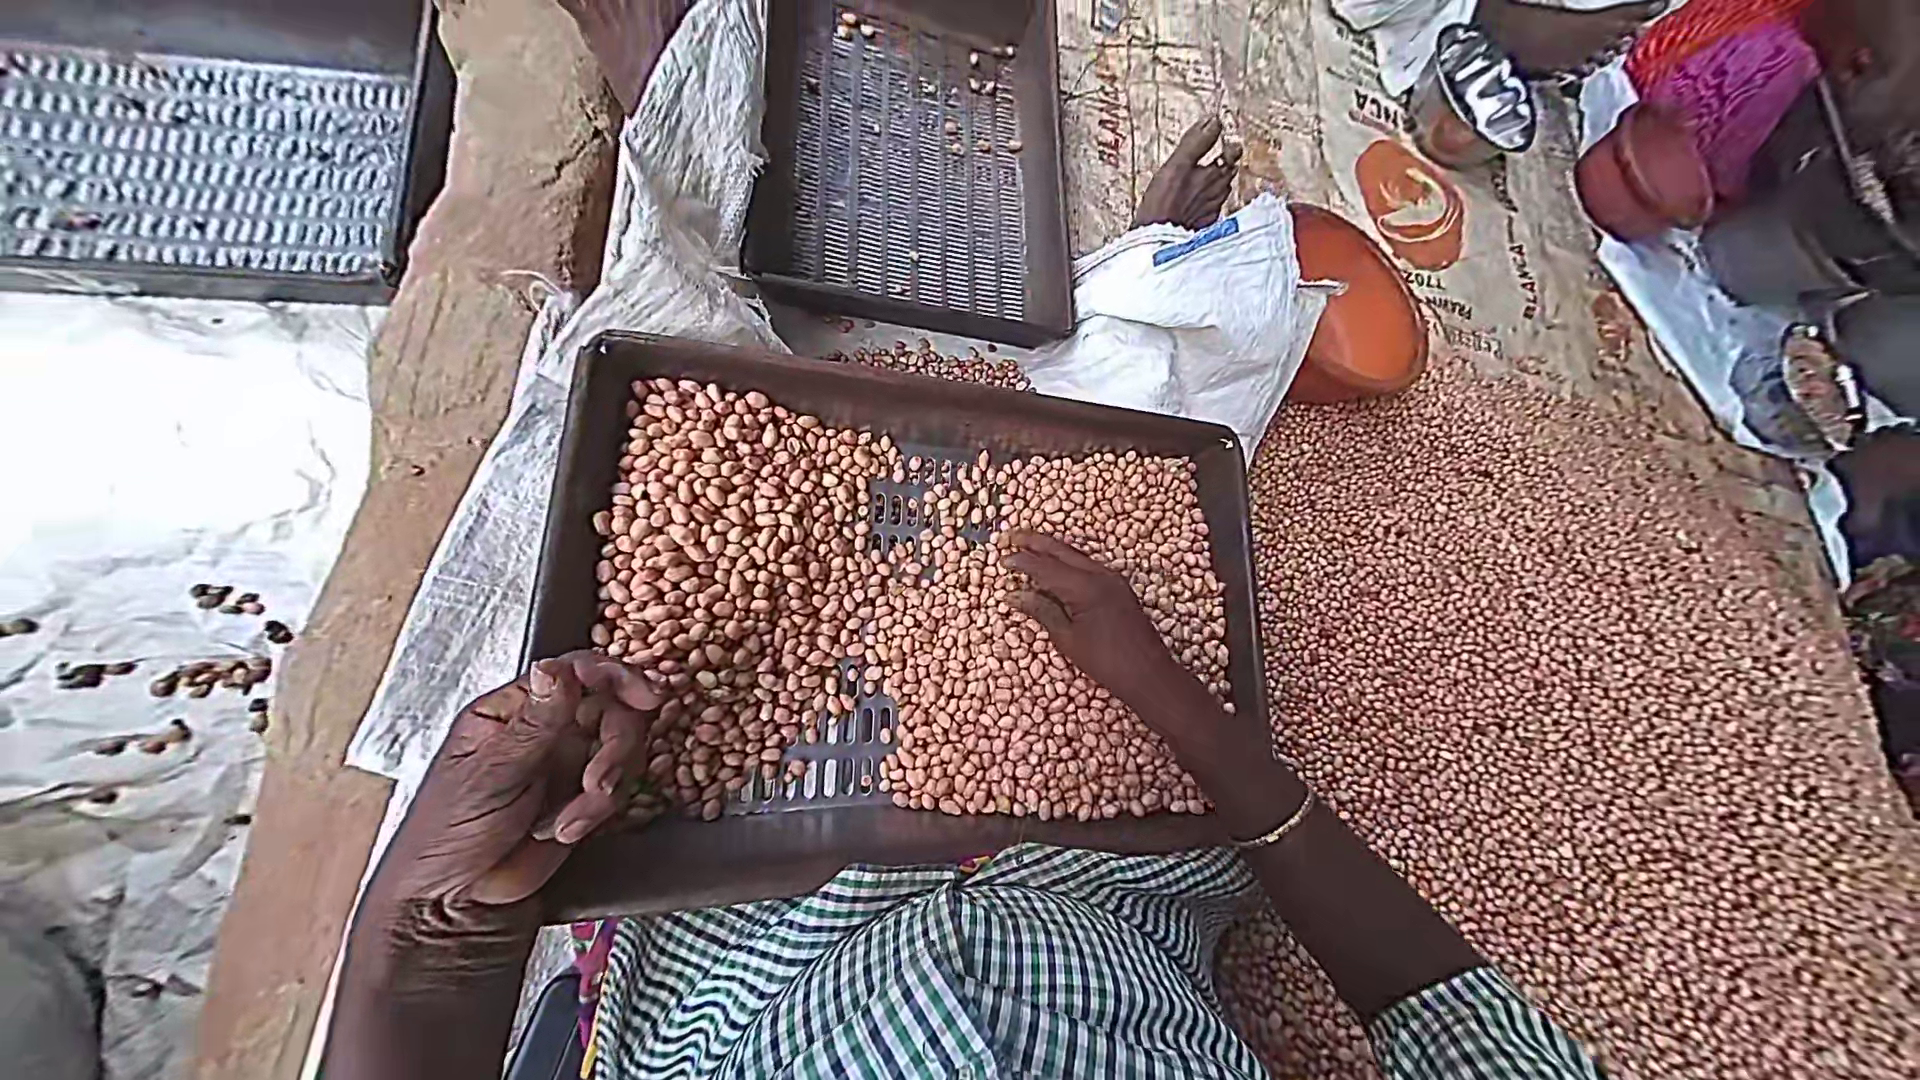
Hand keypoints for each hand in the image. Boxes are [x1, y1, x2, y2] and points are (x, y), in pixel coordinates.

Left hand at [333, 653, 658, 1078]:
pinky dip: (605, 798)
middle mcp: (543, 727)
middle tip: (597, 776)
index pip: (576, 670)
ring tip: (574, 812)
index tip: (649, 693)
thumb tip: (562, 665)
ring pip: (621, 739)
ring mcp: (568, 758)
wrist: (451, 916)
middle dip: (612, 739)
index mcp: (511, 710)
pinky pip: (619, 775)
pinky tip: (576, 823)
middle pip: (609, 703)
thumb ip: (537, 720)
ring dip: (607, 775)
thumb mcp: (491, 776)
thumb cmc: (448, 842)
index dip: (616, 675)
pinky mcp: (586, 791)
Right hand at [999, 530, 1190, 711]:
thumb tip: (1014, 595)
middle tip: (1011, 536)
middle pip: (1061, 550)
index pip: (1045, 566)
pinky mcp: (1118, 587)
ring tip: (1028, 546)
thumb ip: (1041, 611)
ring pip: (1075, 555)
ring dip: (1051, 550)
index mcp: (1085, 587)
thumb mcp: (1067, 638)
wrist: (1150, 674)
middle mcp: (1100, 575)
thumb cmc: (1107, 662)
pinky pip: (1086, 566)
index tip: (1002, 559)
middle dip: (1035, 542)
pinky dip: (1066, 562)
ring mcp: (1112, 579)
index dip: (1022, 561)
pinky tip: (1055, 567)